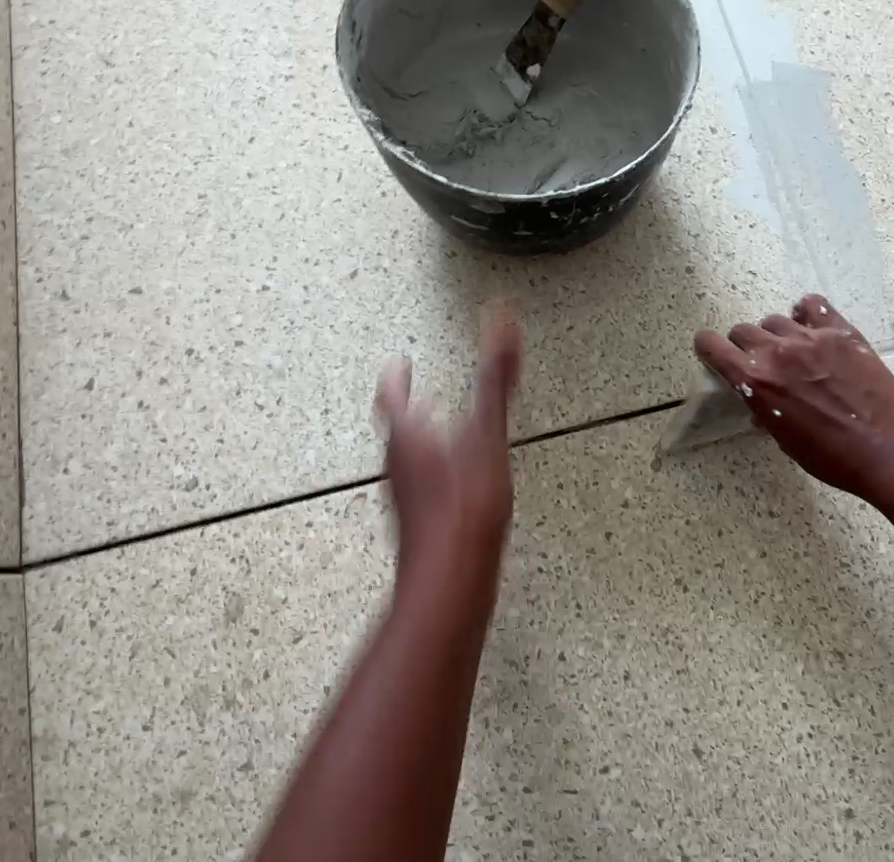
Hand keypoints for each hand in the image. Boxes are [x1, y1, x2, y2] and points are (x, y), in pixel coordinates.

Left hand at [375, 304, 523, 579]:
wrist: (451, 577)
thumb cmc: (465, 504)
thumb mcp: (487, 430)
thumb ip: (496, 375)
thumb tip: (501, 316)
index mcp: (409, 435)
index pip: (392, 396)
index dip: (395, 378)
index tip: (399, 365)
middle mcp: (399, 465)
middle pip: (395, 428)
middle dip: (406, 409)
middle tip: (415, 396)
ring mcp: (406, 498)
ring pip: (405, 459)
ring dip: (417, 440)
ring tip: (433, 432)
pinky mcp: (420, 525)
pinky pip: (419, 487)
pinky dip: (431, 471)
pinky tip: (450, 484)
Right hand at [694, 294, 893, 499]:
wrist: (886, 449)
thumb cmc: (831, 456)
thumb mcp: (784, 439)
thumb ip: (764, 410)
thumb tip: (761, 403)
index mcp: (755, 380)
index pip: (713, 346)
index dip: (708, 348)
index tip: (711, 350)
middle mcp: (777, 351)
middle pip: (744, 330)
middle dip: (744, 344)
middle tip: (759, 361)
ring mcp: (810, 337)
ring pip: (775, 319)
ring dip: (776, 333)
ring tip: (791, 350)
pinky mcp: (841, 331)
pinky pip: (813, 304)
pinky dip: (806, 312)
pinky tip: (811, 325)